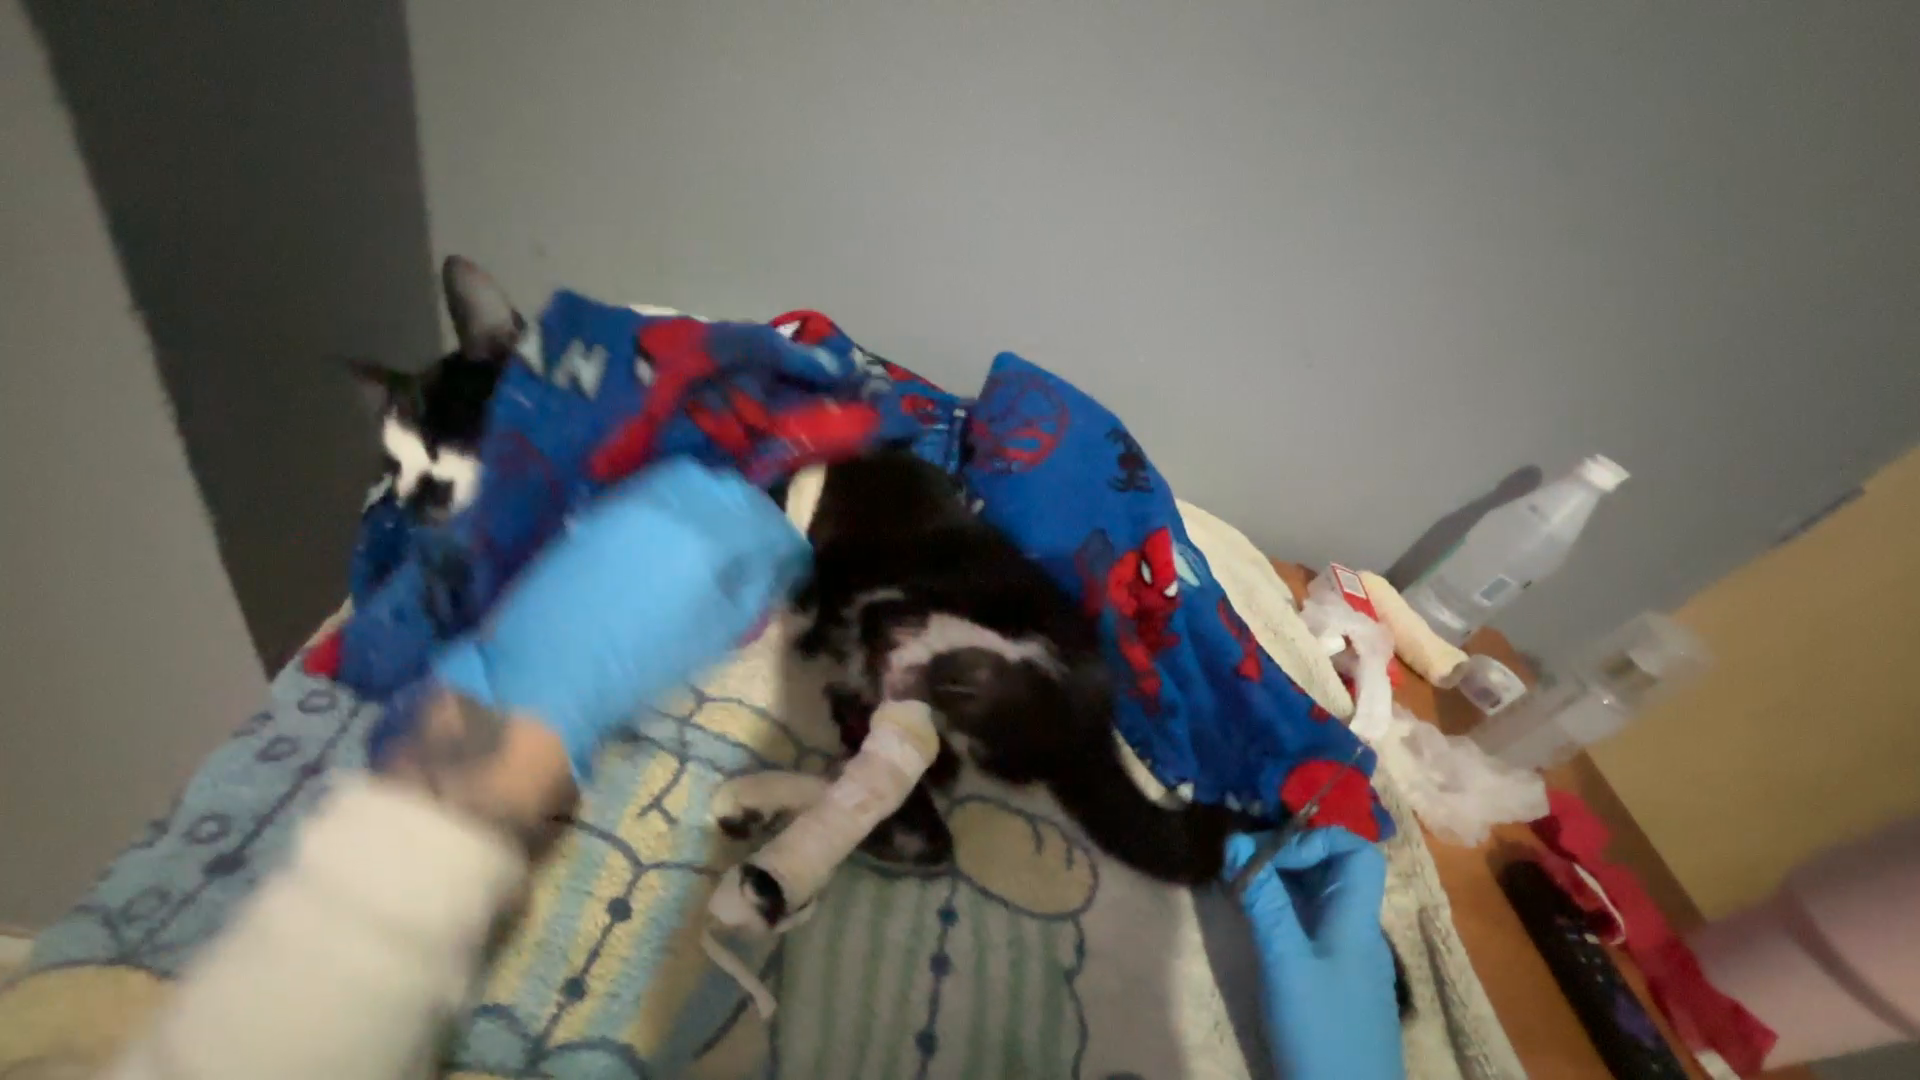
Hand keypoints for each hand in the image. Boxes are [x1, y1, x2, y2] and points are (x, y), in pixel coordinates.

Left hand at [432, 459, 809, 774]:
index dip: (787, 546)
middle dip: (757, 516)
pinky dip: (685, 499)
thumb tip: (776, 567)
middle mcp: (678, 506)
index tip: (792, 563)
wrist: (549, 671)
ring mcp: (638, 500)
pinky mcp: (608, 506)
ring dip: (720, 500)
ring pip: (697, 479)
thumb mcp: (717, 634)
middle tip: (761, 546)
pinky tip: (684, 528)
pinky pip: (661, 486)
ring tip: (723, 533)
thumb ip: (755, 591)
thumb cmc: (642, 663)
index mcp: (712, 541)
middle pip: (735, 492)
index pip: (768, 527)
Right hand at [1223, 828, 1403, 1079]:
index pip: (1357, 852)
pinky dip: (1282, 910)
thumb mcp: (1284, 963)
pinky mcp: (1332, 982)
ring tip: (1238, 885)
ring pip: (1318, 898)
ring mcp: (1347, 958)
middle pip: (1333, 870)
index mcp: (1356, 920)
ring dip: (1280, 882)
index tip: (1268, 854)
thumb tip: (1237, 845)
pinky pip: (1310, 925)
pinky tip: (1254, 921)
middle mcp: (1356, 931)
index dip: (1314, 839)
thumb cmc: (1320, 1033)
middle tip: (1238, 862)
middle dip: (1285, 855)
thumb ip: (1263, 902)